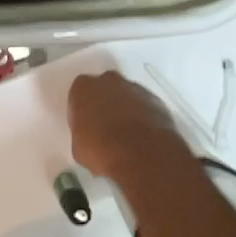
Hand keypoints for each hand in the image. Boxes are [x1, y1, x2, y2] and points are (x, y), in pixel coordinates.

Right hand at [68, 72, 195, 181]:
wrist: (142, 155)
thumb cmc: (101, 150)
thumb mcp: (78, 147)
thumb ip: (83, 132)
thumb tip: (90, 136)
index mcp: (84, 88)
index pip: (79, 93)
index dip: (82, 109)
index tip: (85, 124)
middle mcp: (109, 81)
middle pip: (105, 88)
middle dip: (105, 103)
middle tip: (105, 126)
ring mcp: (136, 89)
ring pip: (127, 95)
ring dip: (126, 109)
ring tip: (127, 135)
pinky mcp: (157, 101)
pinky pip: (145, 106)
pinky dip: (143, 117)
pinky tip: (142, 137)